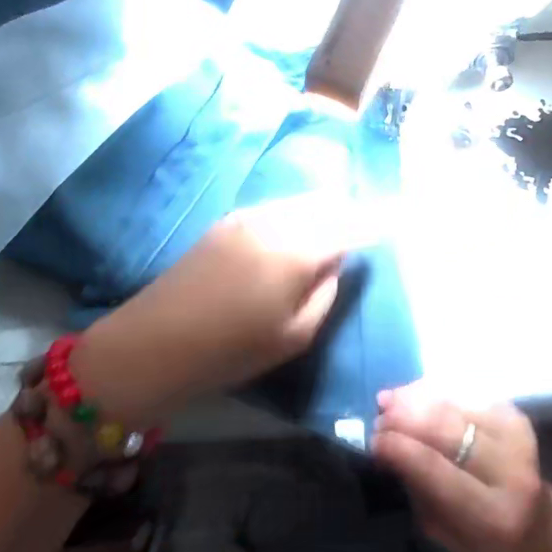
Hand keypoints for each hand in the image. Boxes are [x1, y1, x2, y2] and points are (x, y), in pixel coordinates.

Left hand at [72, 195, 365, 423]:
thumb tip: (336, 261)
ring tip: (336, 226)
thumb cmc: (232, 349)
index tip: (395, 220)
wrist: (155, 342)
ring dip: (322, 209)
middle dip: (350, 210)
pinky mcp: (225, 222)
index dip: (376, 222)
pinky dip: (296, 213)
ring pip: (299, 201)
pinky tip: (296, 230)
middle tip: (365, 225)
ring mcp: (247, 216)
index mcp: (298, 248)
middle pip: (326, 202)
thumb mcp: (296, 335)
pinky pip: (275, 207)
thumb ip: (327, 292)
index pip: (351, 225)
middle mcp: (276, 220)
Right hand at [372, 384, 551, 551]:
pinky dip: (437, 389)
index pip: (437, 470)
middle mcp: (511, 471)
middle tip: (379, 417)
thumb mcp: (442, 531)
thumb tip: (384, 447)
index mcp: (492, 514)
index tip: (373, 439)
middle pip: (447, 429)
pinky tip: (415, 393)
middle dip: (405, 418)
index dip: (400, 448)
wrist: (539, 528)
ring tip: (390, 401)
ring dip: (417, 397)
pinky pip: (469, 393)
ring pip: (456, 404)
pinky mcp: (517, 417)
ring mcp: (518, 438)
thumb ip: (417, 489)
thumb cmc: (483, 540)